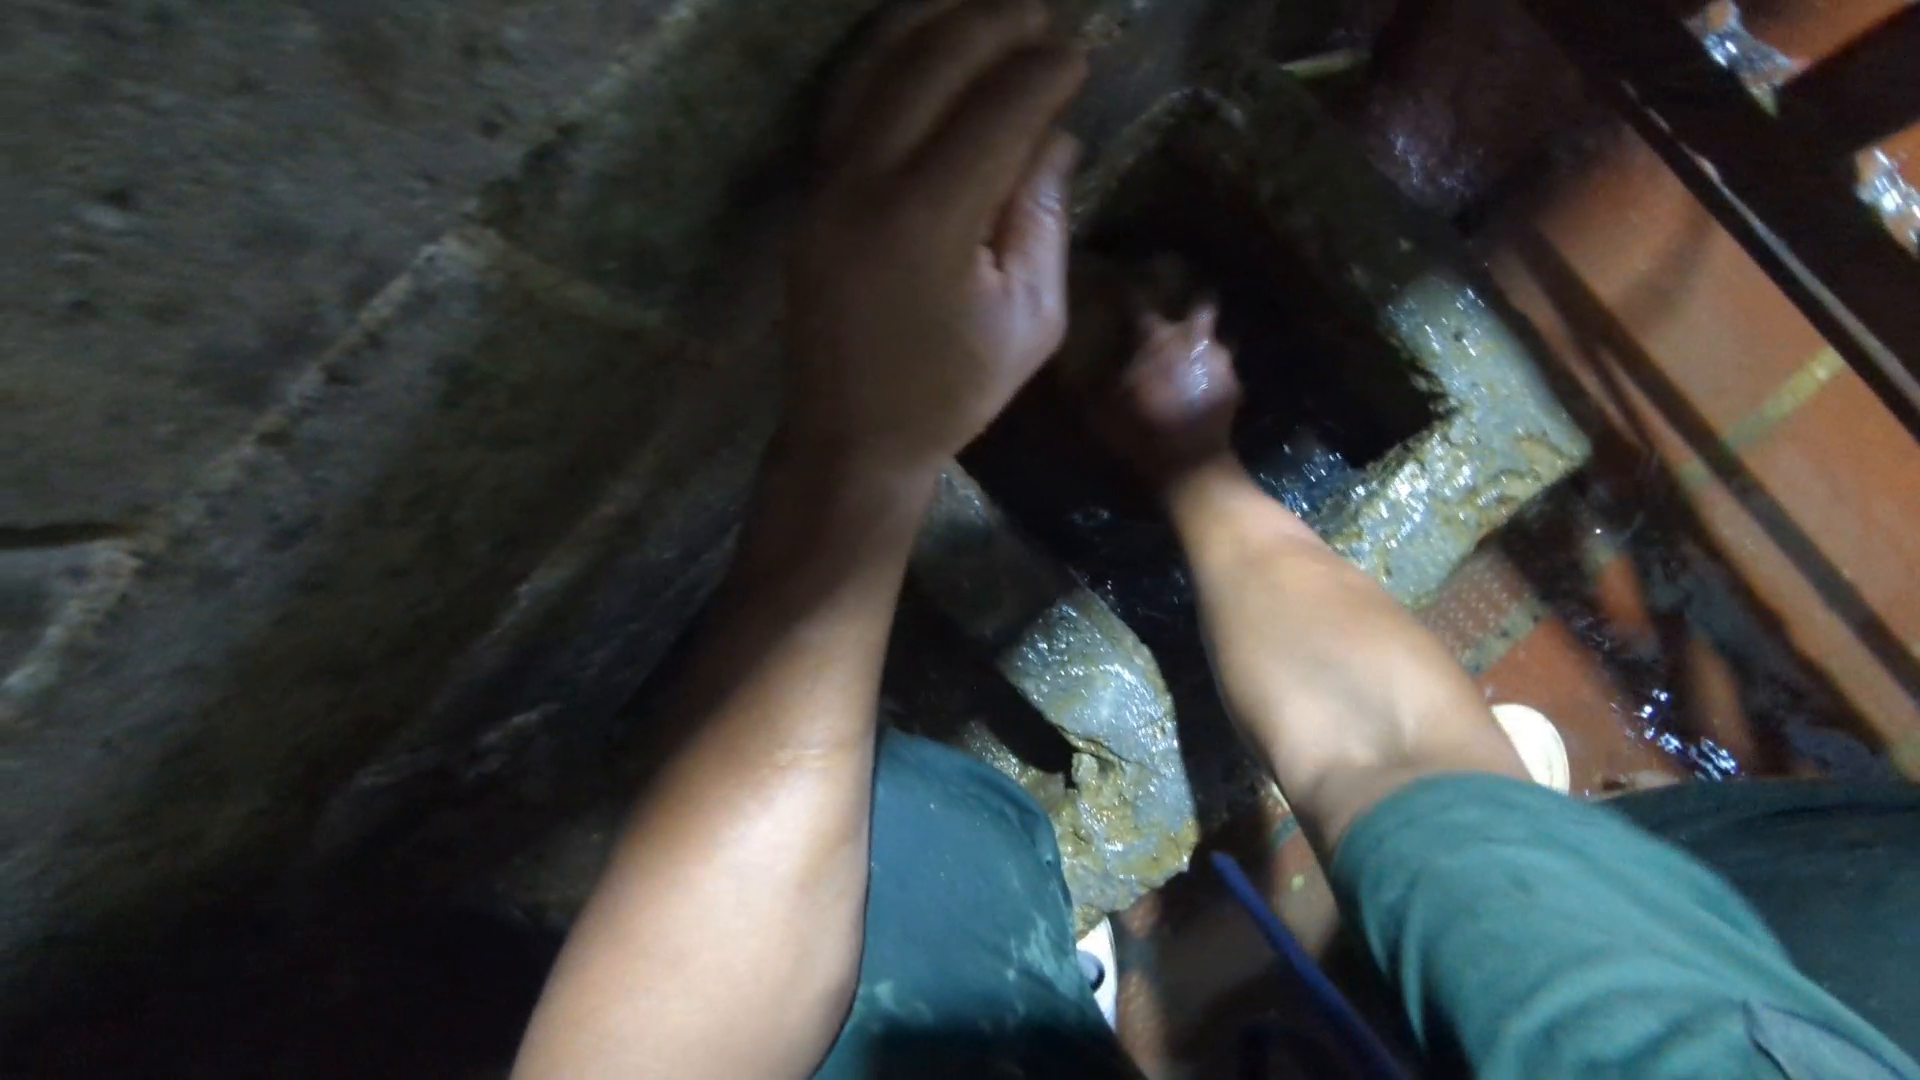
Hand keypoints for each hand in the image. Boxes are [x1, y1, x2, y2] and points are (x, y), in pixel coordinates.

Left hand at [783, 0, 1086, 471]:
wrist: (853, 438)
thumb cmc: (952, 394)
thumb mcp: (1028, 322)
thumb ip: (1041, 219)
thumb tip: (1053, 136)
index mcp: (930, 222)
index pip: (997, 112)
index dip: (1044, 74)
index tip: (1080, 56)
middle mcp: (866, 185)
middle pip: (930, 65)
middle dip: (991, 25)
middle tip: (1040, 13)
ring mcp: (826, 188)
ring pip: (873, 70)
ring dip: (929, 22)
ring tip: (978, 4)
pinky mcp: (809, 199)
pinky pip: (847, 106)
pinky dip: (884, 63)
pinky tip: (916, 46)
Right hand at [1091, 303, 1244, 491]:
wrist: (1189, 464)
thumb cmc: (1140, 432)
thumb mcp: (1101, 411)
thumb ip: (1092, 385)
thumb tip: (1072, 373)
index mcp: (1156, 339)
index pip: (1142, 303)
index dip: (1134, 296)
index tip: (1128, 294)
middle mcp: (1192, 340)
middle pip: (1202, 305)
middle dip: (1194, 305)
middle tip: (1182, 313)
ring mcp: (1219, 361)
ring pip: (1220, 338)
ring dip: (1208, 344)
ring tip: (1196, 354)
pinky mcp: (1234, 385)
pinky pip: (1225, 370)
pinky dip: (1216, 374)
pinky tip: (1205, 387)